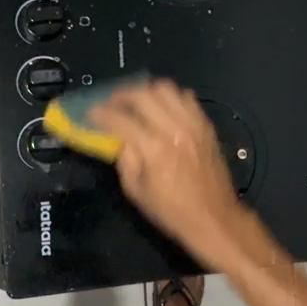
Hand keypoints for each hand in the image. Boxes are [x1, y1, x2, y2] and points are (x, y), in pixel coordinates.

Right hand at [92, 79, 245, 253]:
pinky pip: (187, 97)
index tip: (91, 112)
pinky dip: (171, 97)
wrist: (214, 217)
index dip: (101, 113)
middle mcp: (174, 128)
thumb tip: (117, 137)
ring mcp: (193, 123)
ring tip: (137, 102)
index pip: (121, 119)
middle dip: (121, 95)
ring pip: (167, 88)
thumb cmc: (171, 211)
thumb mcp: (136, 191)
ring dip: (147, 91)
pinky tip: (163, 108)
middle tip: (112, 102)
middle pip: (143, 94)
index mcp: (154, 148)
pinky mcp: (206, 124)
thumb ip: (124, 159)